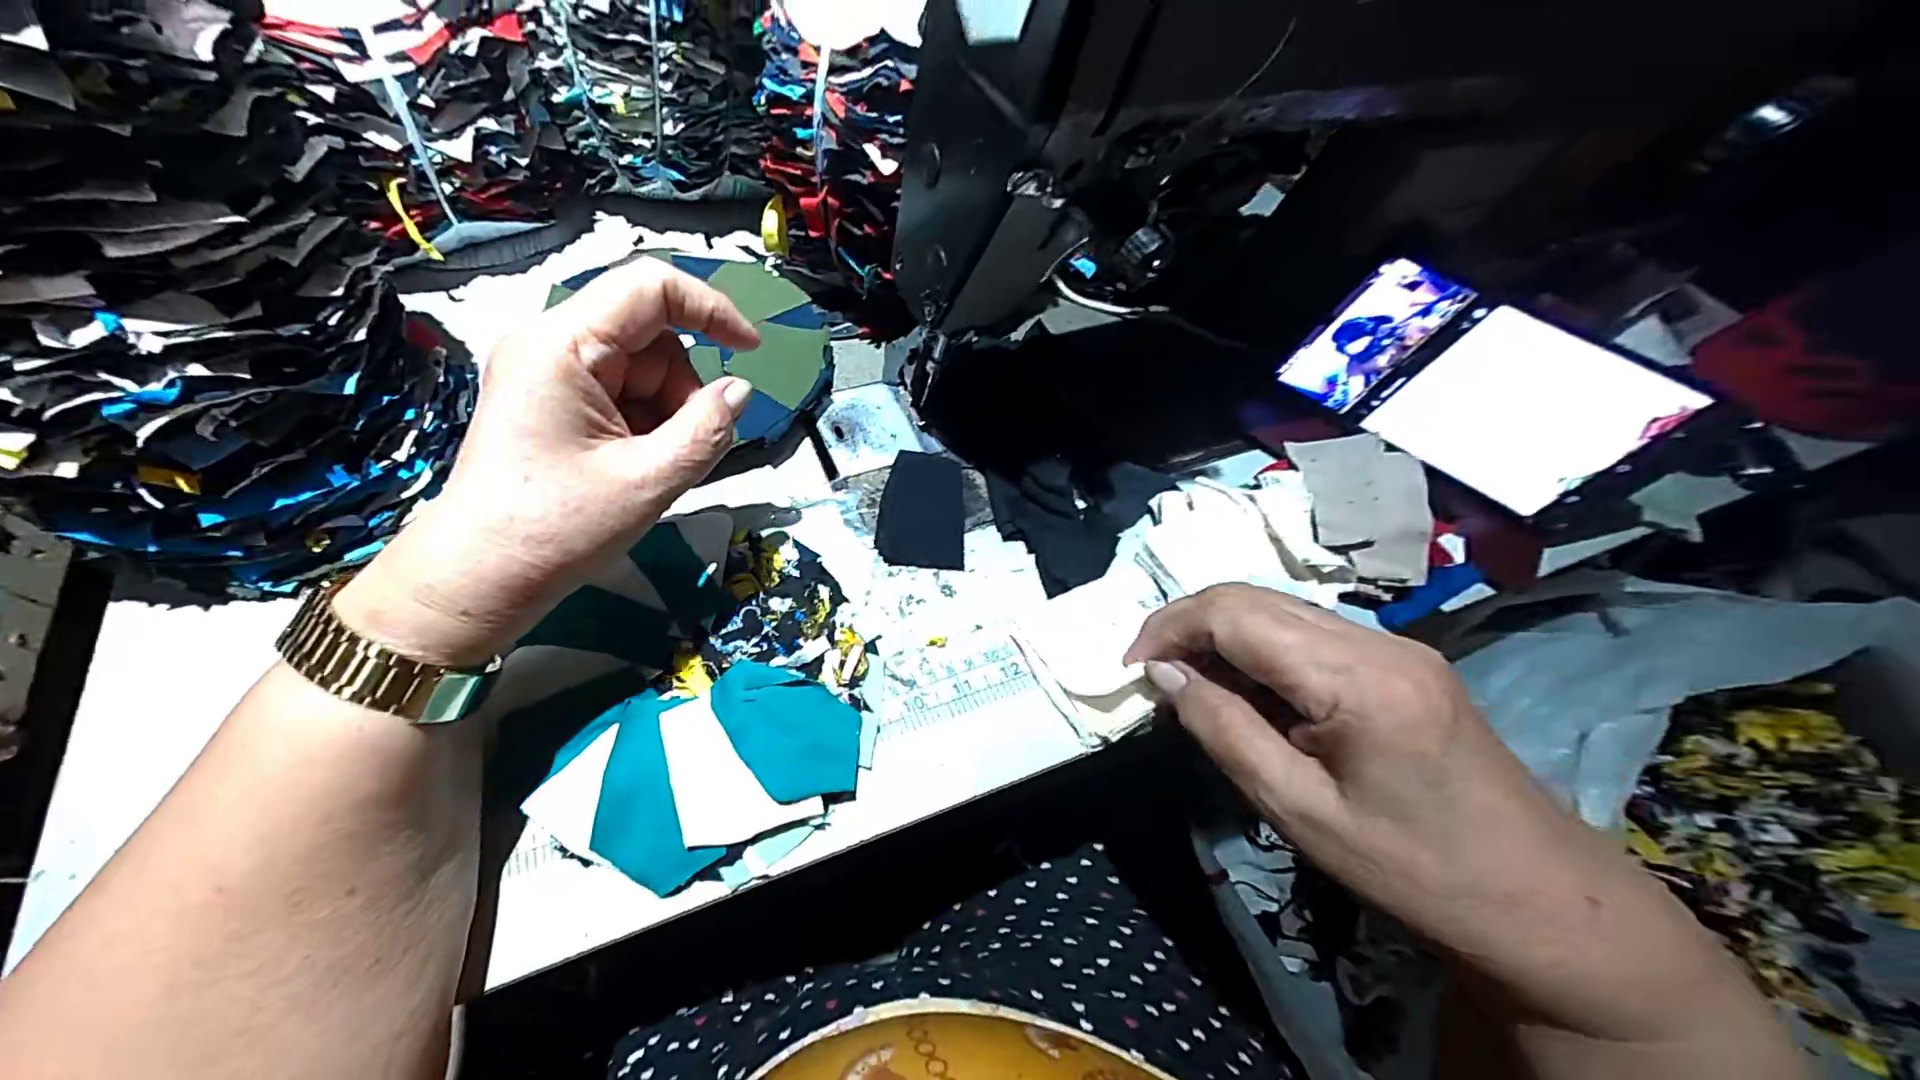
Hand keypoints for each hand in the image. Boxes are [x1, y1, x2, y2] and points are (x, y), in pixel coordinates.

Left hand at [334, 259, 760, 667]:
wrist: (484, 576)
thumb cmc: (556, 528)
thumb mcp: (649, 480)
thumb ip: (708, 429)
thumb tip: (741, 391)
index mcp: (563, 346)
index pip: (651, 287)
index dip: (711, 309)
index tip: (751, 350)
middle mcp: (553, 345)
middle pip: (654, 340)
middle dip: (683, 393)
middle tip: (676, 453)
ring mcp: (553, 372)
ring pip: (647, 371)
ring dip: (668, 416)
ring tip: (649, 469)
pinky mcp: (558, 400)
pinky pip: (628, 394)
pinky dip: (650, 426)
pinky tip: (636, 467)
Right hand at [1123, 584, 1784, 1059]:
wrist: (1546, 901)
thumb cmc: (1415, 871)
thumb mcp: (1298, 811)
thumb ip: (1222, 730)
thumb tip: (1164, 674)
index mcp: (1357, 677)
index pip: (1235, 613)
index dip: (1169, 628)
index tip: (1131, 668)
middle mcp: (1377, 640)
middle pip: (1254, 597)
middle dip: (1187, 624)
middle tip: (1152, 674)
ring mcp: (1394, 644)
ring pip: (1277, 608)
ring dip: (1220, 634)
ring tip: (1189, 683)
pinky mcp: (1400, 660)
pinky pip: (1306, 632)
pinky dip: (1256, 648)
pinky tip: (1243, 688)